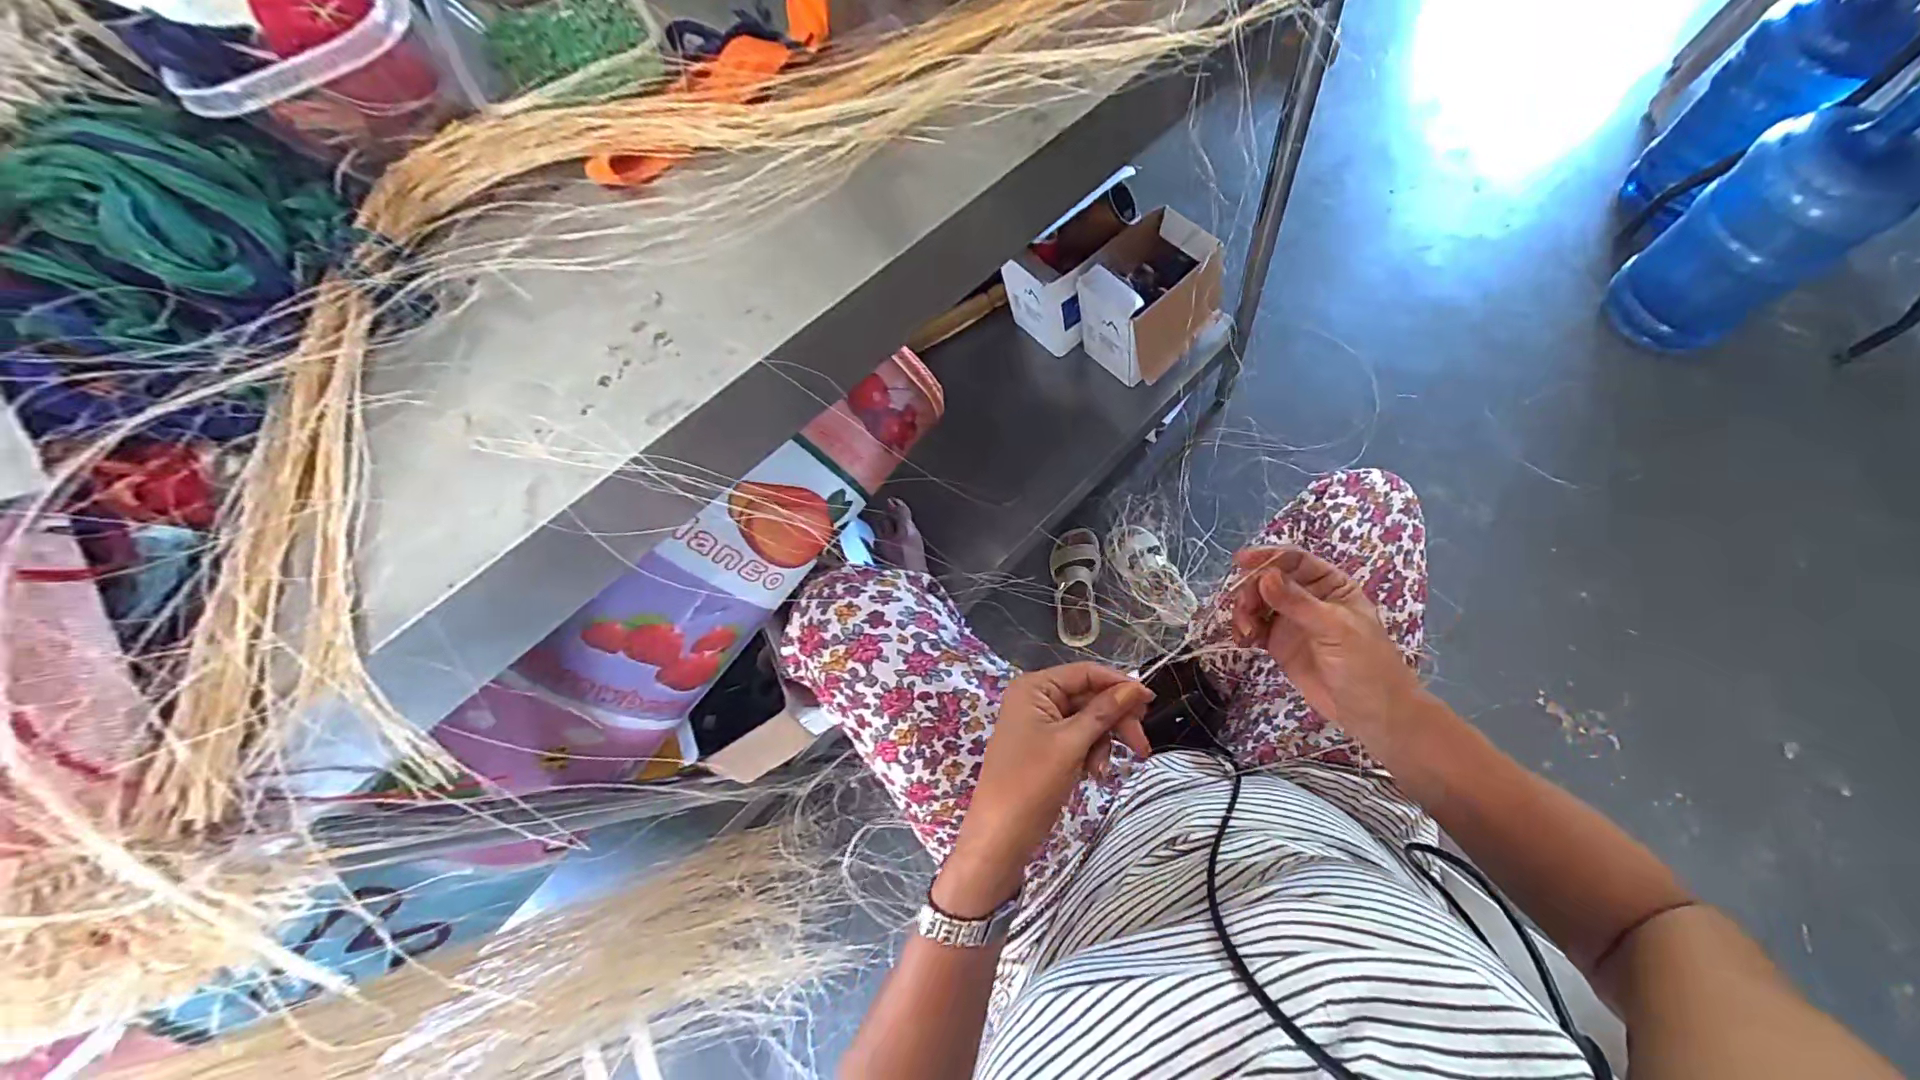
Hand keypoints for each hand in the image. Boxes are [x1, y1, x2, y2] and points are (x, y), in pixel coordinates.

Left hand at [932, 663, 1152, 917]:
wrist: (1002, 834)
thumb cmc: (1032, 781)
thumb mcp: (1072, 743)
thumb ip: (1105, 711)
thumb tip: (1138, 687)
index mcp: (1034, 687)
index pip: (1085, 673)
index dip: (1119, 684)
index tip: (1151, 703)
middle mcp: (1036, 699)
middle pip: (1090, 698)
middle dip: (1115, 721)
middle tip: (1142, 747)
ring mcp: (1041, 724)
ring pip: (1089, 721)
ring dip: (1103, 743)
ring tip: (1101, 770)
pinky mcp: (1047, 747)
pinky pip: (1079, 739)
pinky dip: (1091, 753)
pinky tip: (1092, 774)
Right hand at [1228, 546, 1427, 739]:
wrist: (1373, 714)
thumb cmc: (1367, 665)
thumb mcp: (1335, 629)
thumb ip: (1297, 602)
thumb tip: (1264, 576)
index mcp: (1331, 585)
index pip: (1295, 561)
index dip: (1268, 557)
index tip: (1241, 561)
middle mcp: (1308, 598)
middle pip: (1268, 580)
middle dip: (1251, 590)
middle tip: (1244, 609)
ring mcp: (1291, 621)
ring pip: (1257, 603)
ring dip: (1244, 611)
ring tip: (1244, 632)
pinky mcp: (1278, 644)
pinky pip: (1253, 627)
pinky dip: (1243, 630)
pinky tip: (1242, 641)